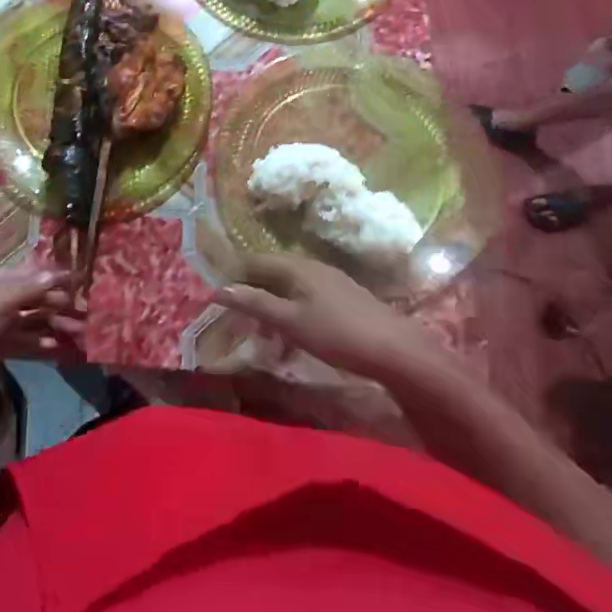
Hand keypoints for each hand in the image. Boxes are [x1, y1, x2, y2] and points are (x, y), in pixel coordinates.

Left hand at [0, 267, 83, 393]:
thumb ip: (30, 288)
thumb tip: (57, 273)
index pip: (32, 273)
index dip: (56, 276)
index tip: (83, 281)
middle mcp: (0, 299)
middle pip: (36, 297)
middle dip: (61, 303)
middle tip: (88, 312)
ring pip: (34, 320)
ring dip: (57, 324)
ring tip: (81, 332)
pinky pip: (26, 342)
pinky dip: (42, 343)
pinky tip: (59, 348)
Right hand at [215, 254, 447, 374]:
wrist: (396, 351)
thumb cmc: (337, 333)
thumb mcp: (289, 322)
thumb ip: (254, 303)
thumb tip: (219, 289)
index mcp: (296, 267)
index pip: (253, 260)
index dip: (232, 272)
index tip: (215, 290)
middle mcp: (312, 266)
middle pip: (271, 272)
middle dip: (250, 289)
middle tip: (233, 312)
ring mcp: (330, 280)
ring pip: (289, 286)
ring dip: (270, 303)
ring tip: (258, 327)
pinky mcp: (343, 297)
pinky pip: (305, 296)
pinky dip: (290, 310)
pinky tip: (290, 332)